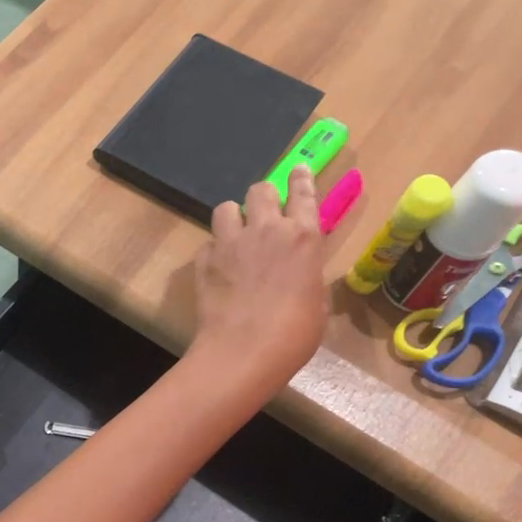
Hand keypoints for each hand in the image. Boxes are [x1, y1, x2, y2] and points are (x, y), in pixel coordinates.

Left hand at [191, 167, 327, 383]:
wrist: (243, 352)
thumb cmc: (292, 335)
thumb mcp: (317, 305)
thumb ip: (308, 279)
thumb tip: (301, 278)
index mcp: (304, 237)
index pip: (304, 193)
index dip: (301, 179)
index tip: (298, 169)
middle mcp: (267, 230)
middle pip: (261, 190)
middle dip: (263, 197)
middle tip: (263, 214)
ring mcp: (231, 243)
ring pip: (226, 208)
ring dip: (232, 218)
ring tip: (234, 237)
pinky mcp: (204, 261)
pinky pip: (207, 243)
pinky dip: (212, 252)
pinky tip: (217, 268)